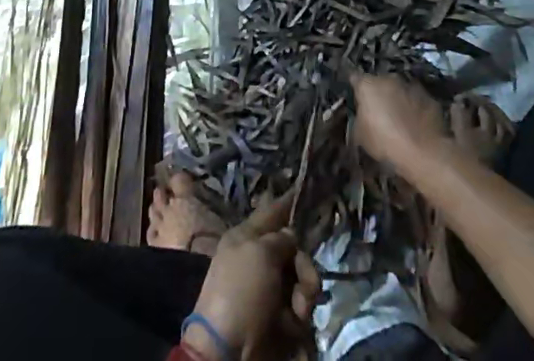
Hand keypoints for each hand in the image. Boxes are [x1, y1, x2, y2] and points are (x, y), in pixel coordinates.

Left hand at [188, 191, 319, 360]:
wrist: (227, 349)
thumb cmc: (240, 291)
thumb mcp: (261, 253)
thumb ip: (281, 238)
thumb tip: (291, 236)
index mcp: (246, 237)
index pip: (271, 212)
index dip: (288, 203)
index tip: (305, 189)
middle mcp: (257, 258)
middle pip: (293, 249)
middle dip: (304, 266)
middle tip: (304, 284)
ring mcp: (266, 288)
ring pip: (301, 278)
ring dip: (305, 292)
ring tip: (299, 309)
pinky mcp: (276, 316)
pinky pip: (298, 305)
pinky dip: (299, 314)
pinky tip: (293, 322)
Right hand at [351, 74, 451, 175]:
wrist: (424, 152)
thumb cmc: (385, 143)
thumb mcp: (360, 135)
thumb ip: (359, 117)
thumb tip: (362, 114)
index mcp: (368, 85)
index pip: (355, 79)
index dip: (355, 89)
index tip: (356, 100)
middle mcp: (389, 78)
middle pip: (379, 82)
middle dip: (378, 93)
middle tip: (378, 112)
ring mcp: (411, 85)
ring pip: (399, 89)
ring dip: (397, 98)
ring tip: (399, 118)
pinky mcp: (428, 96)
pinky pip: (416, 98)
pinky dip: (414, 106)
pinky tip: (415, 122)